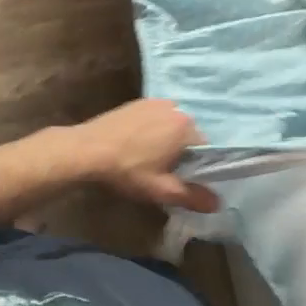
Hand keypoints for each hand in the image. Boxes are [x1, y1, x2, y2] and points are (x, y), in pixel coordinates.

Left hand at [65, 99, 218, 212]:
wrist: (87, 150)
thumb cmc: (128, 171)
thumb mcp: (161, 190)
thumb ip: (192, 196)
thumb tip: (218, 202)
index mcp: (186, 127)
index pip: (205, 148)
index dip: (197, 165)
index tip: (182, 177)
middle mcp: (175, 108)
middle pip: (188, 134)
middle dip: (181, 151)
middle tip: (162, 170)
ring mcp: (155, 102)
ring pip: (171, 125)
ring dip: (166, 139)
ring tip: (147, 157)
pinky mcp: (137, 102)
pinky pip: (155, 117)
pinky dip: (152, 129)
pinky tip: (136, 144)